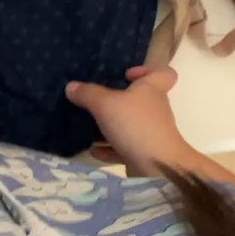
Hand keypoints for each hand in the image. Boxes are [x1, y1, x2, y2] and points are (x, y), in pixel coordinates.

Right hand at [66, 65, 198, 176]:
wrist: (156, 165)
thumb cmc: (134, 124)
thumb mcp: (105, 104)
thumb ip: (87, 94)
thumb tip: (71, 86)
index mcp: (152, 90)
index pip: (162, 73)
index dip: (147, 70)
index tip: (126, 75)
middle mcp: (154, 109)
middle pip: (140, 100)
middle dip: (119, 102)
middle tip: (99, 103)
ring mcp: (150, 133)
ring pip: (130, 125)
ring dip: (111, 127)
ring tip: (89, 128)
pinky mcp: (143, 153)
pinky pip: (124, 147)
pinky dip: (109, 148)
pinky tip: (93, 150)